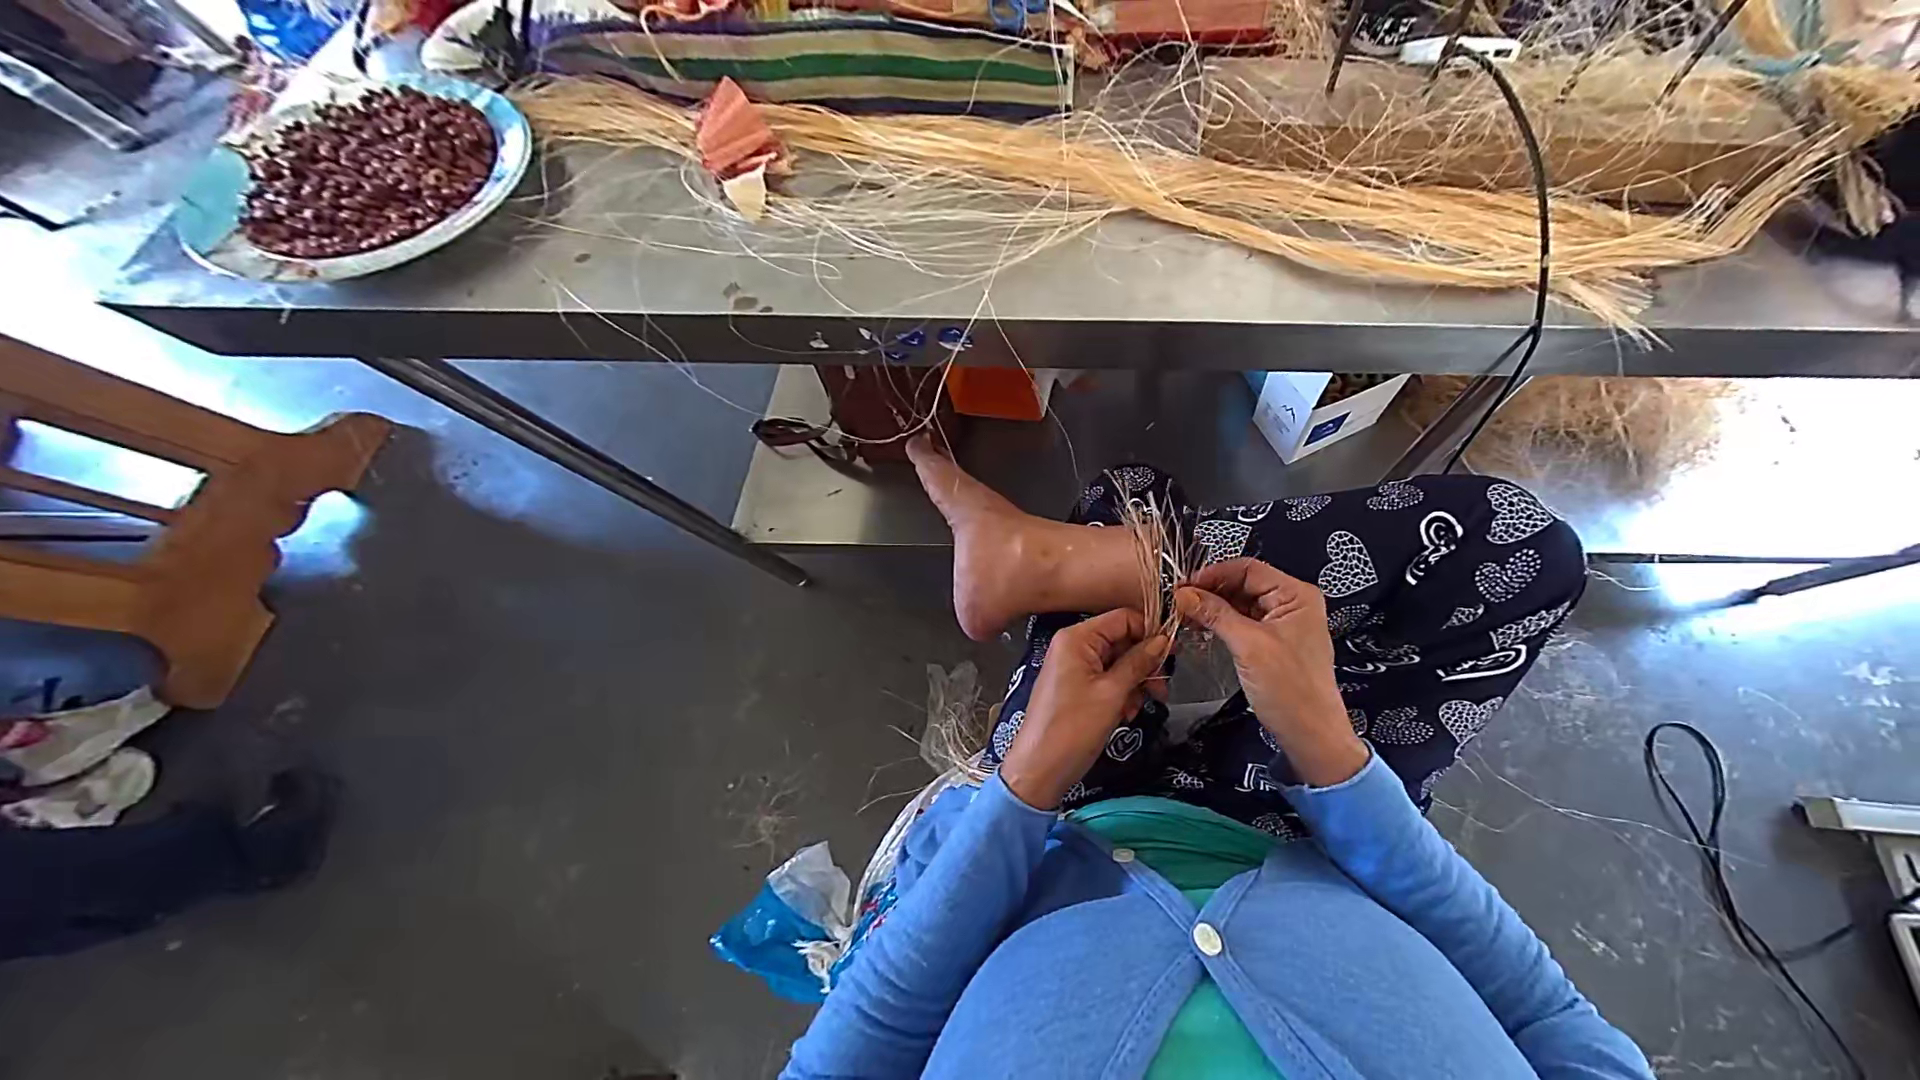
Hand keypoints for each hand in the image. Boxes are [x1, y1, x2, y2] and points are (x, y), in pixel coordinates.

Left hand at [1000, 608, 1169, 809]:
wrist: (1040, 768)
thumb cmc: (1073, 728)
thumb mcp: (1112, 692)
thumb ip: (1138, 662)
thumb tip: (1163, 640)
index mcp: (1077, 638)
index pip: (1122, 618)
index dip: (1150, 631)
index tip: (1175, 651)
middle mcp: (1073, 645)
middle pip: (1121, 640)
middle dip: (1145, 663)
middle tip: (1162, 687)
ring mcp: (1073, 666)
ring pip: (1117, 662)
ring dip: (1136, 682)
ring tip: (1146, 704)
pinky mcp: (1075, 687)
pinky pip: (1107, 679)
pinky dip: (1122, 693)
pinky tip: (1127, 713)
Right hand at [1175, 559, 1368, 786]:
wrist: (1310, 735)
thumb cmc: (1291, 689)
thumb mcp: (1249, 645)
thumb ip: (1215, 614)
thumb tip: (1183, 593)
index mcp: (1296, 595)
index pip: (1247, 569)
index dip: (1213, 574)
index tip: (1183, 586)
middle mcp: (1292, 603)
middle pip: (1242, 583)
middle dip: (1209, 591)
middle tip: (1178, 603)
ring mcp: (1282, 622)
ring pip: (1238, 602)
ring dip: (1211, 607)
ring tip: (1185, 616)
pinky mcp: (1272, 640)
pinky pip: (1241, 620)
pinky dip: (1220, 622)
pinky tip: (1200, 628)